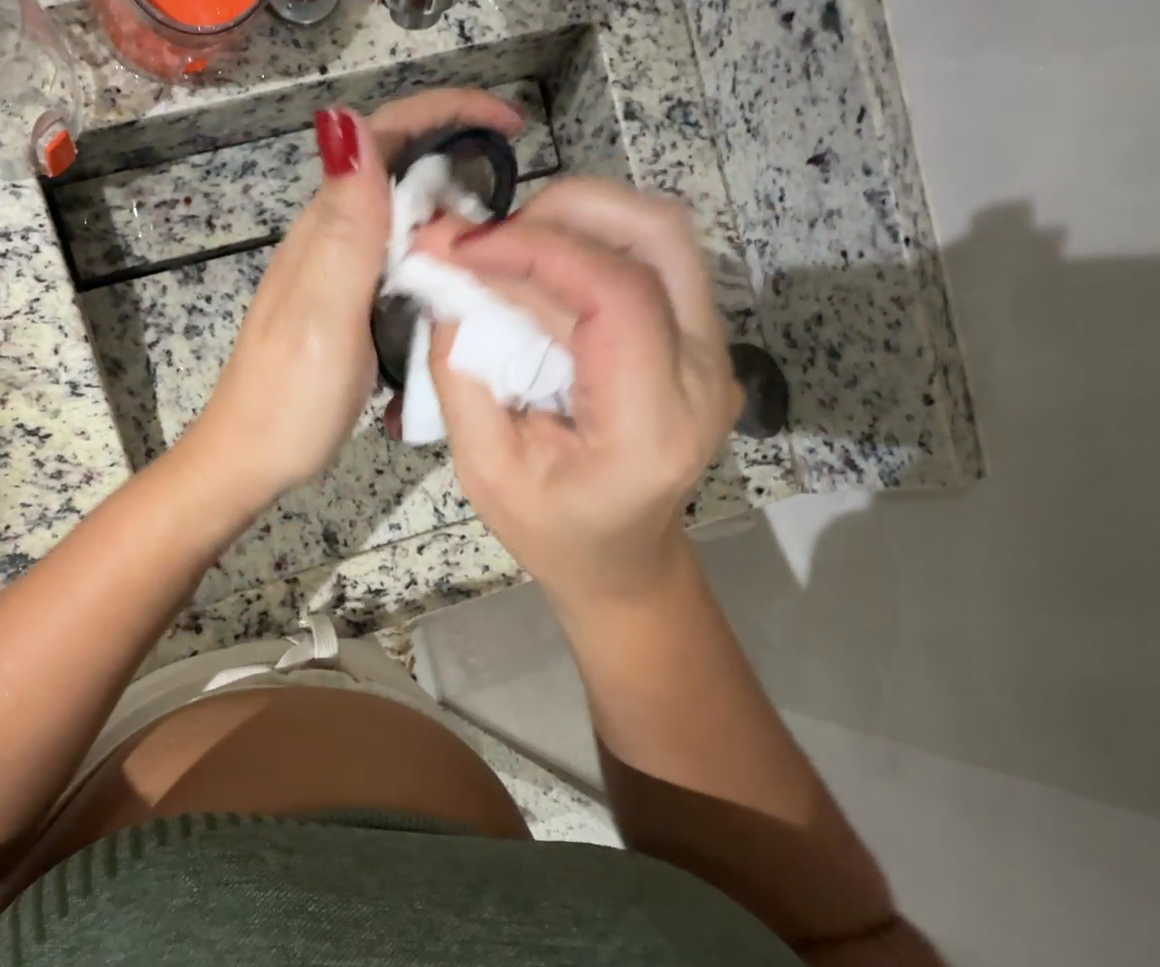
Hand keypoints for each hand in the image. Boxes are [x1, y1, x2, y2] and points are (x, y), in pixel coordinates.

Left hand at [183, 89, 523, 501]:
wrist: (249, 461)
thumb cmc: (288, 401)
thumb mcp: (324, 315)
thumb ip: (345, 228)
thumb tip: (345, 122)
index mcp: (325, 233)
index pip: (381, 140)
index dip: (446, 113)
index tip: (511, 128)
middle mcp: (327, 244)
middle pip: (397, 176)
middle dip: (459, 169)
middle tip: (512, 216)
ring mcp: (333, 280)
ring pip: (399, 224)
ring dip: (448, 223)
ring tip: (496, 256)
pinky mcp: (342, 314)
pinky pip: (394, 269)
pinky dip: (431, 267)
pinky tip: (454, 295)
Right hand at [422, 178, 742, 615]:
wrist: (621, 560)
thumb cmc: (549, 531)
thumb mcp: (485, 470)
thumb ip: (463, 377)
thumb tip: (447, 286)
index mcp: (652, 422)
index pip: (615, 295)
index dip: (536, 252)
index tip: (461, 249)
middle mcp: (703, 372)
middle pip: (659, 238)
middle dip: (564, 212)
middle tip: (488, 236)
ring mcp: (713, 350)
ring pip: (663, 236)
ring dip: (580, 220)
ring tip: (509, 245)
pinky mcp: (700, 338)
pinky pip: (653, 262)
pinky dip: (591, 245)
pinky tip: (539, 269)